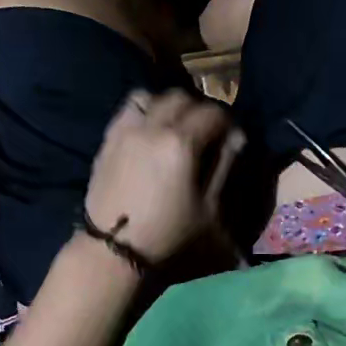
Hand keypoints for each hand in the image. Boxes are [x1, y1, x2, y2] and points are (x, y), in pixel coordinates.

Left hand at [84, 89, 243, 264]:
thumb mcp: (209, 209)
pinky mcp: (108, 139)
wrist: (113, 248)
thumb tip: (237, 138)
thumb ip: (225, 167)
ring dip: (170, 107)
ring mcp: (126, 130)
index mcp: (181, 143)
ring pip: (153, 97)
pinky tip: (150, 133)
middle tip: (207, 133)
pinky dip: (144, 111)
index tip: (232, 140)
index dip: (228, 124)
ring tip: (177, 129)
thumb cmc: (168, 234)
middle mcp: (152, 127)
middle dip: (200, 110)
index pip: (213, 114)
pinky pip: (129, 109)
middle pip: (183, 98)